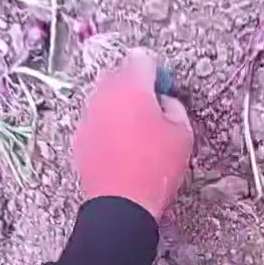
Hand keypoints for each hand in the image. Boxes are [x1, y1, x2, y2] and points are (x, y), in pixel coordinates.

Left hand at [73, 48, 192, 220]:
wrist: (121, 205)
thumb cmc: (154, 169)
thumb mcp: (183, 135)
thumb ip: (176, 108)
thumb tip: (166, 102)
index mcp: (131, 87)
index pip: (143, 58)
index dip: (158, 72)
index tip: (165, 89)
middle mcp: (104, 95)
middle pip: (121, 76)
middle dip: (138, 89)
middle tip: (155, 114)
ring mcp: (88, 116)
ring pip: (107, 100)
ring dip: (123, 110)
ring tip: (140, 137)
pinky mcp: (80, 138)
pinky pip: (97, 123)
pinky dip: (110, 130)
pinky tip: (124, 152)